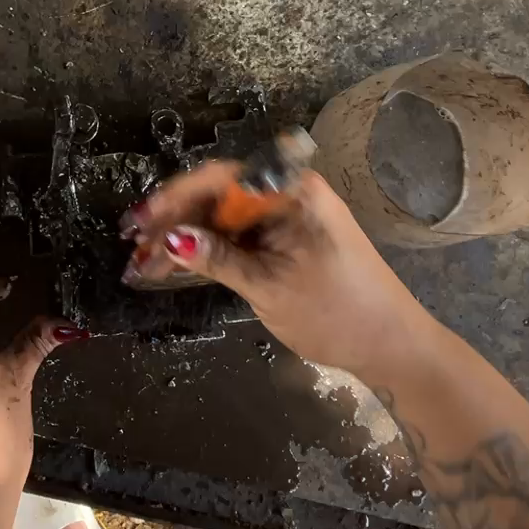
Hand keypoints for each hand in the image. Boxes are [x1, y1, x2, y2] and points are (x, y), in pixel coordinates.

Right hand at [122, 164, 433, 375]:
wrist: (393, 348)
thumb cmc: (338, 314)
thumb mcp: (269, 287)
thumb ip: (217, 259)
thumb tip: (169, 239)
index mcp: (292, 192)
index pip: (221, 180)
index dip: (176, 197)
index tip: (143, 221)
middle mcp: (286, 194)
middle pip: (216, 196)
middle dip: (173, 219)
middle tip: (135, 244)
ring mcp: (284, 216)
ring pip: (220, 216)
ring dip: (184, 236)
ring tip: (144, 259)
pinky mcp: (281, 238)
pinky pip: (234, 234)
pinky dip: (206, 249)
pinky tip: (174, 262)